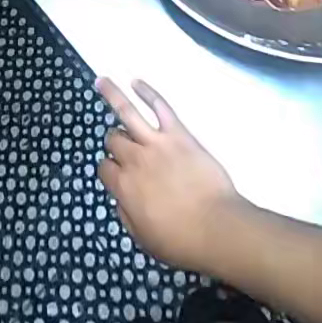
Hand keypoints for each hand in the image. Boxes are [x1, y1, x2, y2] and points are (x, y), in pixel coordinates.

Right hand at [96, 77, 249, 273]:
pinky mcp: (177, 132)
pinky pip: (160, 106)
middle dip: (115, 142)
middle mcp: (134, 159)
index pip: (104, 168)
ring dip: (112, 94)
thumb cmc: (182, 241)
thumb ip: (126, 214)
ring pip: (127, 112)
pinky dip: (148, 92)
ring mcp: (156, 142)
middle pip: (114, 139)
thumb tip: (119, 197)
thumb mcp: (144, 240)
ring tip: (102, 80)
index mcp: (124, 186)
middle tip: (125, 149)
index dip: (108, 170)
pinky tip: (137, 82)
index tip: (115, 174)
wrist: (219, 229)